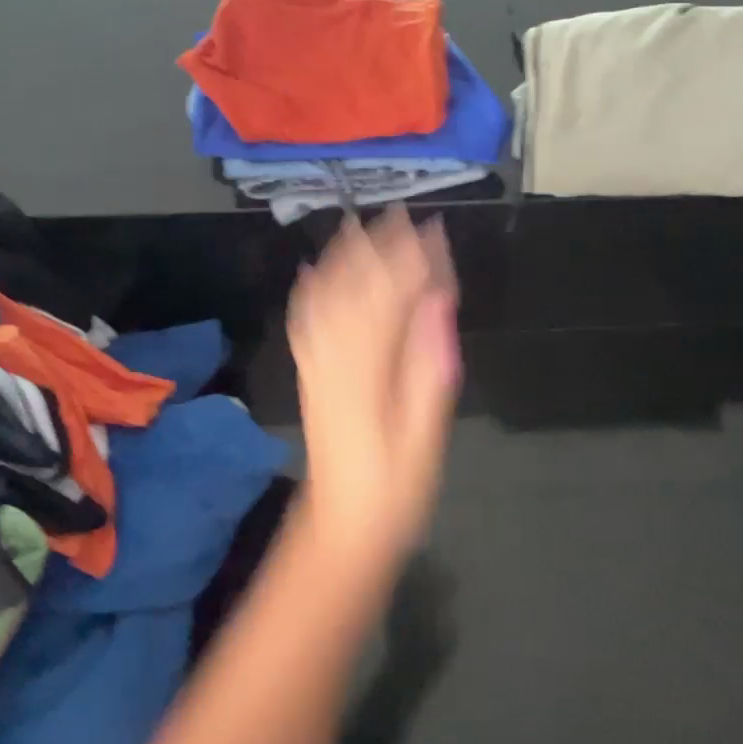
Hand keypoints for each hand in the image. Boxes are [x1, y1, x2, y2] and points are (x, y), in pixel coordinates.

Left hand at [287, 205, 459, 559]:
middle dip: (379, 247)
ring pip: (326, 299)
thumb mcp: (422, 432)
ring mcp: (317, 367)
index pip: (393, 297)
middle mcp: (336, 358)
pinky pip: (305, 323)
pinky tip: (313, 275)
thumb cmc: (394, 487)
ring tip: (359, 226)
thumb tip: (437, 303)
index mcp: (369, 369)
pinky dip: (312, 292)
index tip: (434, 229)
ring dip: (344, 260)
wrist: (340, 529)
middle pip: (356, 288)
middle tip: (401, 214)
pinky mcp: (310, 379)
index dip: (414, 259)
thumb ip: (427, 364)